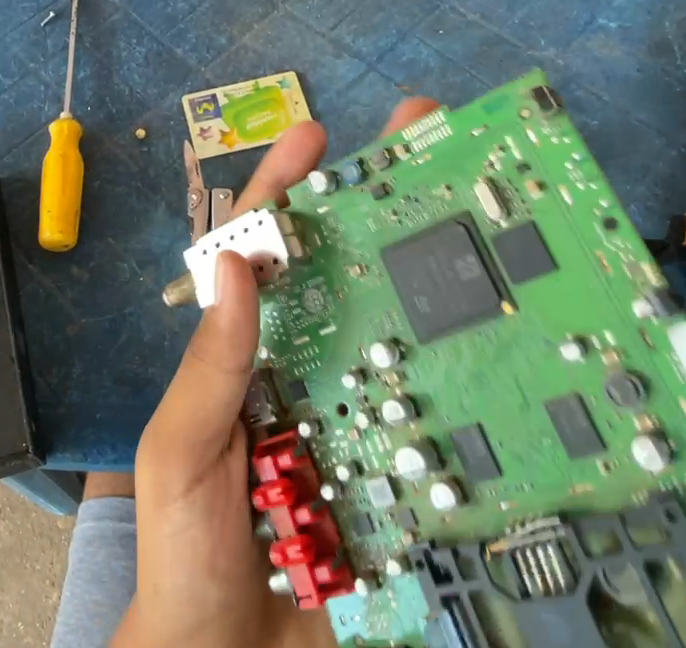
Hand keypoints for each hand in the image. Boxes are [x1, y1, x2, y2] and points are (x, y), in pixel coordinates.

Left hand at [112, 98, 440, 647]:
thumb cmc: (186, 551)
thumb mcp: (183, 452)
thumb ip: (209, 368)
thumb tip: (234, 266)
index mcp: (243, 357)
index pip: (258, 255)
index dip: (282, 191)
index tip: (316, 136)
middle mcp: (302, 370)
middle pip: (340, 272)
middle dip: (376, 202)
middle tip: (423, 141)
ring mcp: (352, 413)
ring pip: (395, 328)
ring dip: (434, 272)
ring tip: (478, 217)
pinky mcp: (393, 465)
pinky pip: (432, 409)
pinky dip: (466, 369)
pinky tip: (502, 331)